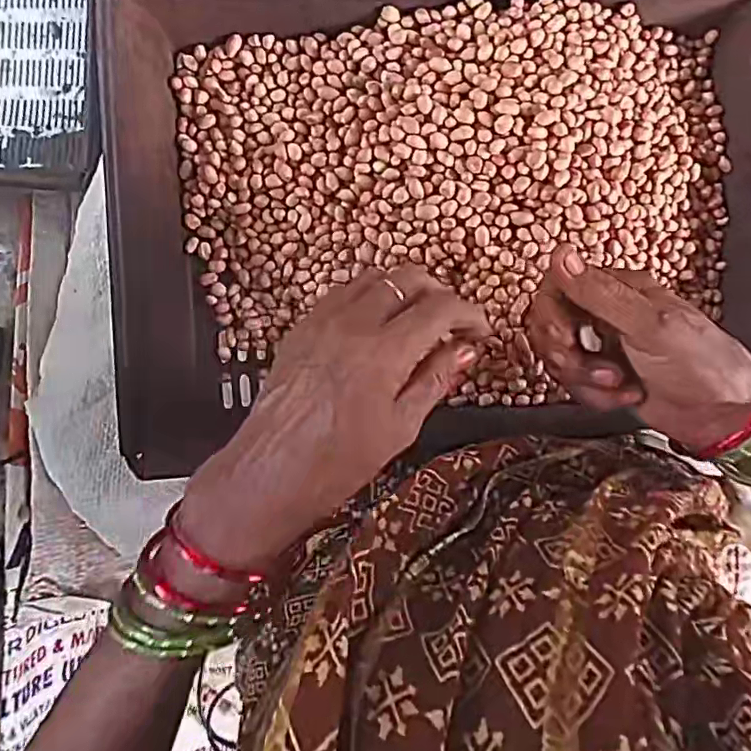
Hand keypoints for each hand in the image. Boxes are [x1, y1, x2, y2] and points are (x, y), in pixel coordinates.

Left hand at [171, 265, 489, 574]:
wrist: (269, 473)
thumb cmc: (338, 462)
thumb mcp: (401, 426)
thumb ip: (436, 378)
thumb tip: (466, 349)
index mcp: (384, 352)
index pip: (441, 307)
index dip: (470, 314)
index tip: (480, 331)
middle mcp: (353, 324)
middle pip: (409, 277)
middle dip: (441, 293)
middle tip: (452, 323)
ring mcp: (323, 321)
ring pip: (376, 277)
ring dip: (405, 290)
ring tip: (418, 320)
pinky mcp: (302, 327)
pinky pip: (343, 292)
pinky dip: (371, 296)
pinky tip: (378, 324)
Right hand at [527, 244, 750, 451]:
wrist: (725, 416)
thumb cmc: (703, 364)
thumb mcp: (649, 325)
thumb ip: (600, 292)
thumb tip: (562, 256)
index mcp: (619, 288)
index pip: (559, 287)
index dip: (552, 316)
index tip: (566, 340)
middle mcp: (608, 313)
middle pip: (551, 325)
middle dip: (565, 353)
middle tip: (593, 367)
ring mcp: (606, 347)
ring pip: (561, 359)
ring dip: (584, 379)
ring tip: (619, 382)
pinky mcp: (607, 377)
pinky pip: (576, 385)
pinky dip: (597, 397)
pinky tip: (627, 395)